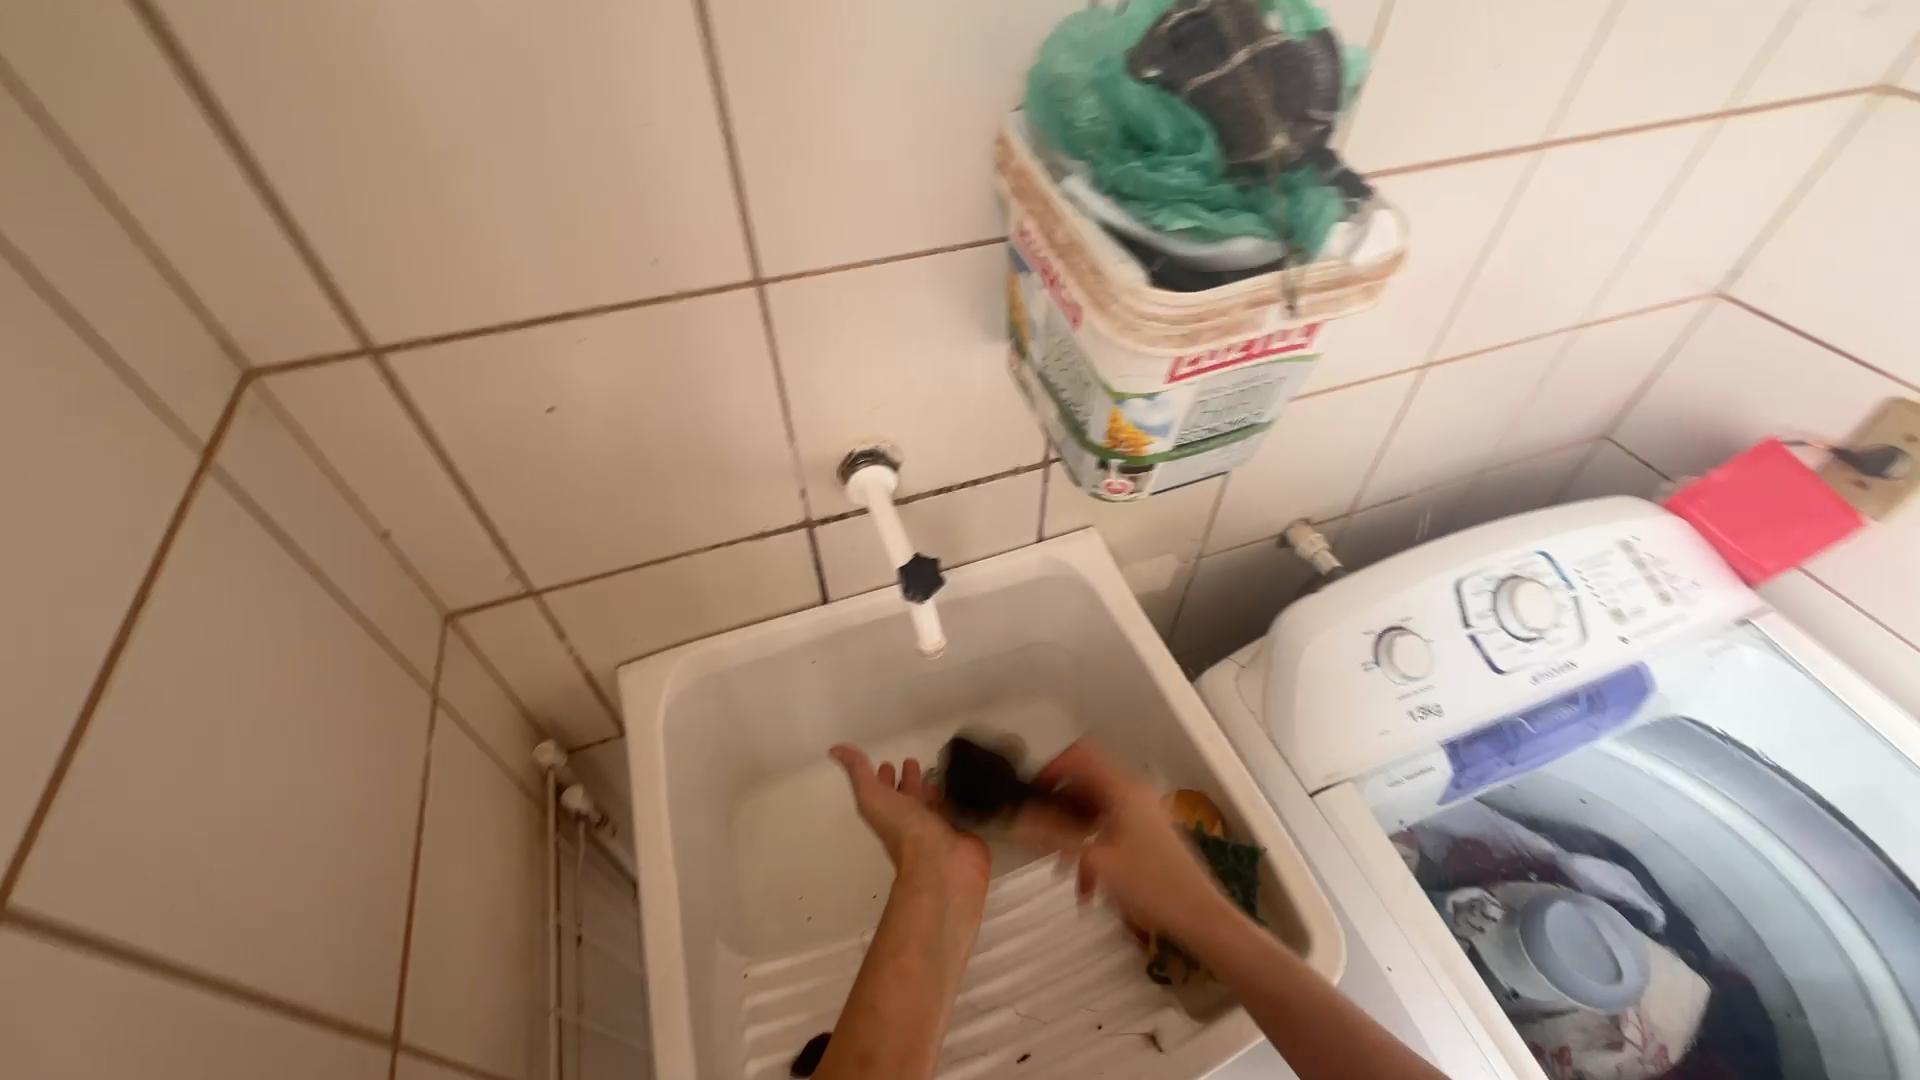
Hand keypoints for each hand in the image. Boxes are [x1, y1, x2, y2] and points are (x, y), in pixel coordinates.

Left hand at [830, 745, 990, 886]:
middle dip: (909, 780)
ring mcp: (937, 827)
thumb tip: (834, 749)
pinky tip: (965, 786)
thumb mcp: (872, 797)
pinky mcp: (962, 829)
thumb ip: (858, 772)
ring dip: (933, 789)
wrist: (940, 864)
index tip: (888, 762)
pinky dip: (959, 798)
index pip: (884, 792)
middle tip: (913, 761)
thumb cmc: (904, 830)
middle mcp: (912, 821)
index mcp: (889, 814)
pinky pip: (958, 809)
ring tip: (939, 772)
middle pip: (908, 797)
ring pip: (933, 804)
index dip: (883, 777)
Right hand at [1013, 739, 1233, 939]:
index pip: (1081, 755)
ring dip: (1075, 835)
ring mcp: (1143, 813)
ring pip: (1096, 810)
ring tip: (1062, 867)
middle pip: (1086, 784)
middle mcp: (1134, 793)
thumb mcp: (1096, 859)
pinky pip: (1109, 829)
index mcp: (1124, 789)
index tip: (1032, 791)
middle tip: (1041, 831)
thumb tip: (1019, 818)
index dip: (1053, 767)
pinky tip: (1086, 884)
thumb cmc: (1153, 886)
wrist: (1201, 918)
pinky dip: (1092, 848)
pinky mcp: (1147, 834)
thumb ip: (1055, 835)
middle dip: (1061, 808)